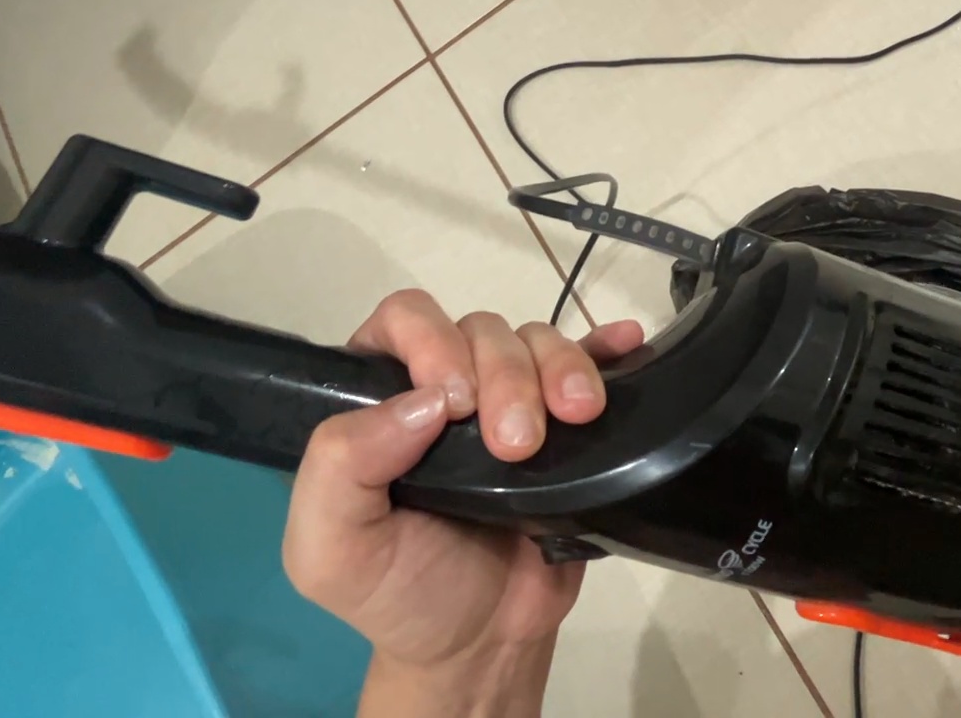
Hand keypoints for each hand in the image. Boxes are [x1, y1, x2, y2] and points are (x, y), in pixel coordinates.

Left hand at [282, 290, 643, 716]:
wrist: (487, 638)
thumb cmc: (403, 591)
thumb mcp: (333, 550)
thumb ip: (341, 467)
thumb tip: (424, 401)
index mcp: (384, 397)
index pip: (404, 323)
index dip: (432, 342)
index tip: (457, 404)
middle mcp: (449, 382)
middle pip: (483, 330)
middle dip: (506, 377)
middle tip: (518, 446)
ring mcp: (514, 393)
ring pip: (538, 339)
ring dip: (562, 367)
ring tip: (579, 416)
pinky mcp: (566, 414)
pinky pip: (591, 357)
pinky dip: (608, 347)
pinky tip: (627, 342)